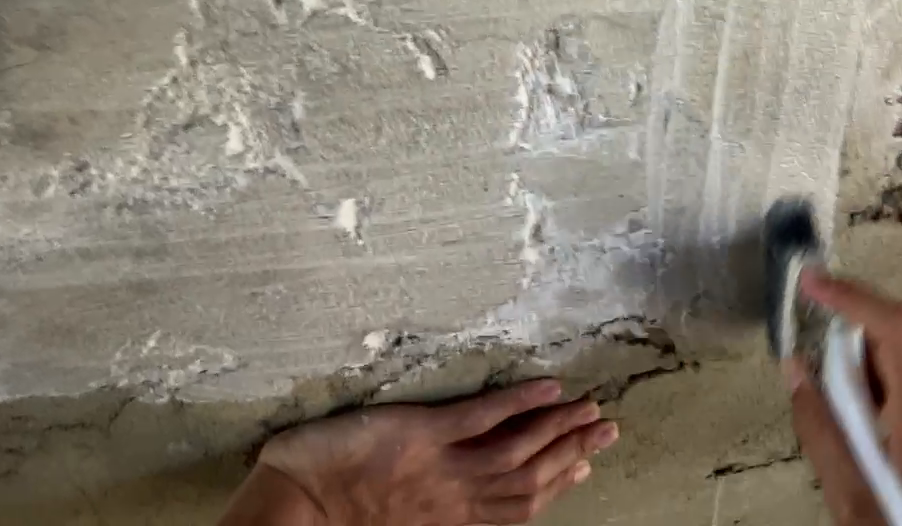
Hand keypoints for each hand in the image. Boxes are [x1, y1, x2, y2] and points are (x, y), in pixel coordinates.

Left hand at [219, 379, 618, 525]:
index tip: (586, 466)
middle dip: (573, 453)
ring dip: (560, 429)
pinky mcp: (424, 434)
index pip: (519, 507)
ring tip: (592, 409)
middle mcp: (457, 502)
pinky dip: (519, 404)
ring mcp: (444, 467)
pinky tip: (547, 389)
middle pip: (530, 478)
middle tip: (608, 429)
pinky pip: (482, 419)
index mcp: (451, 525)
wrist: (292, 510)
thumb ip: (437, 515)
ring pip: (517, 450)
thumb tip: (472, 498)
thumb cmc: (337, 522)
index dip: (558, 486)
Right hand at [787, 270, 901, 525]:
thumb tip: (796, 371)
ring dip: (877, 398)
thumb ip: (824, 441)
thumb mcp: (864, 516)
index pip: (898, 330)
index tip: (810, 281)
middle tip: (835, 417)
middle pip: (894, 352)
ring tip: (874, 461)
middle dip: (852, 368)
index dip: (851, 296)